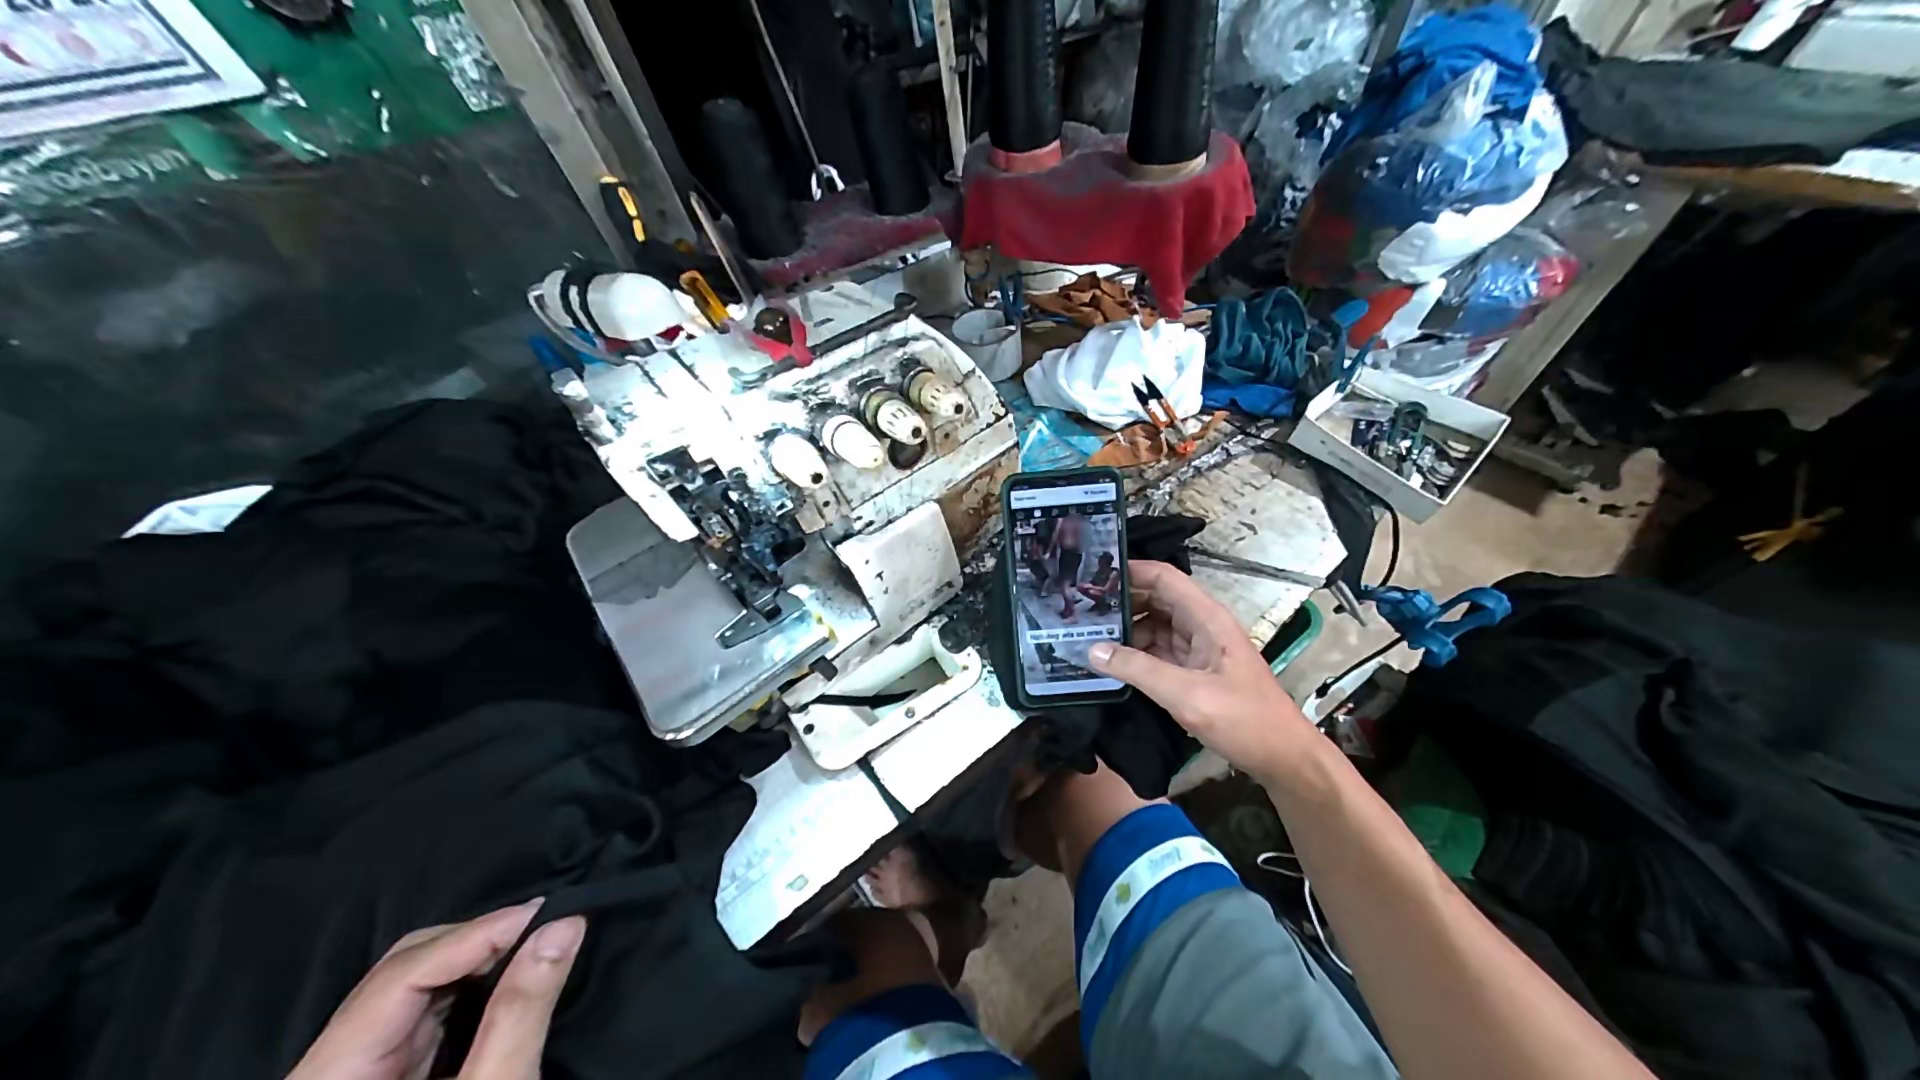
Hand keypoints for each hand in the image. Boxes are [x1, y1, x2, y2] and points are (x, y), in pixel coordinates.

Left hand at [287, 900, 585, 1079]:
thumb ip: (522, 1009)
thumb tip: (564, 925)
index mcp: (329, 1078)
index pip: (402, 975)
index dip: (477, 933)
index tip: (547, 910)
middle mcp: (326, 1066)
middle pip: (400, 970)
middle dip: (477, 938)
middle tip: (546, 924)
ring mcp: (350, 1070)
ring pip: (409, 982)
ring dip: (476, 956)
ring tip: (534, 941)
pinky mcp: (377, 1075)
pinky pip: (419, 1008)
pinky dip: (469, 982)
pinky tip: (507, 973)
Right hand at [1088, 560, 1319, 782]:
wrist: (1284, 758)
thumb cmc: (1244, 720)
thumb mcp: (1188, 695)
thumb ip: (1139, 670)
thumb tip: (1093, 650)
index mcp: (1207, 619)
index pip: (1164, 578)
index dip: (1130, 571)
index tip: (1091, 577)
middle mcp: (1201, 626)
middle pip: (1155, 599)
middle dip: (1120, 601)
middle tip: (1079, 609)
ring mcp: (1197, 649)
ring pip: (1153, 626)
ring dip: (1124, 629)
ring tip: (1085, 634)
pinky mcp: (1193, 671)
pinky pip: (1156, 651)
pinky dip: (1133, 653)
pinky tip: (1108, 662)